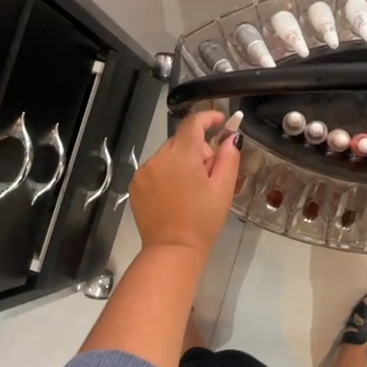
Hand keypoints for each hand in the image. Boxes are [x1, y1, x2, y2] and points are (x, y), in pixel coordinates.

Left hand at [128, 110, 239, 256]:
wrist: (172, 249)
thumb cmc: (203, 220)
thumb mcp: (223, 188)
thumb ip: (228, 157)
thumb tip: (231, 137)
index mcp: (182, 155)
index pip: (193, 123)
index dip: (208, 117)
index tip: (220, 121)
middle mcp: (159, 157)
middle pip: (181, 140)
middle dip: (197, 150)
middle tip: (208, 174)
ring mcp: (144, 171)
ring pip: (167, 155)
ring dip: (180, 162)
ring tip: (190, 189)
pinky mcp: (135, 184)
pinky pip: (154, 169)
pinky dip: (166, 174)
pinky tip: (174, 195)